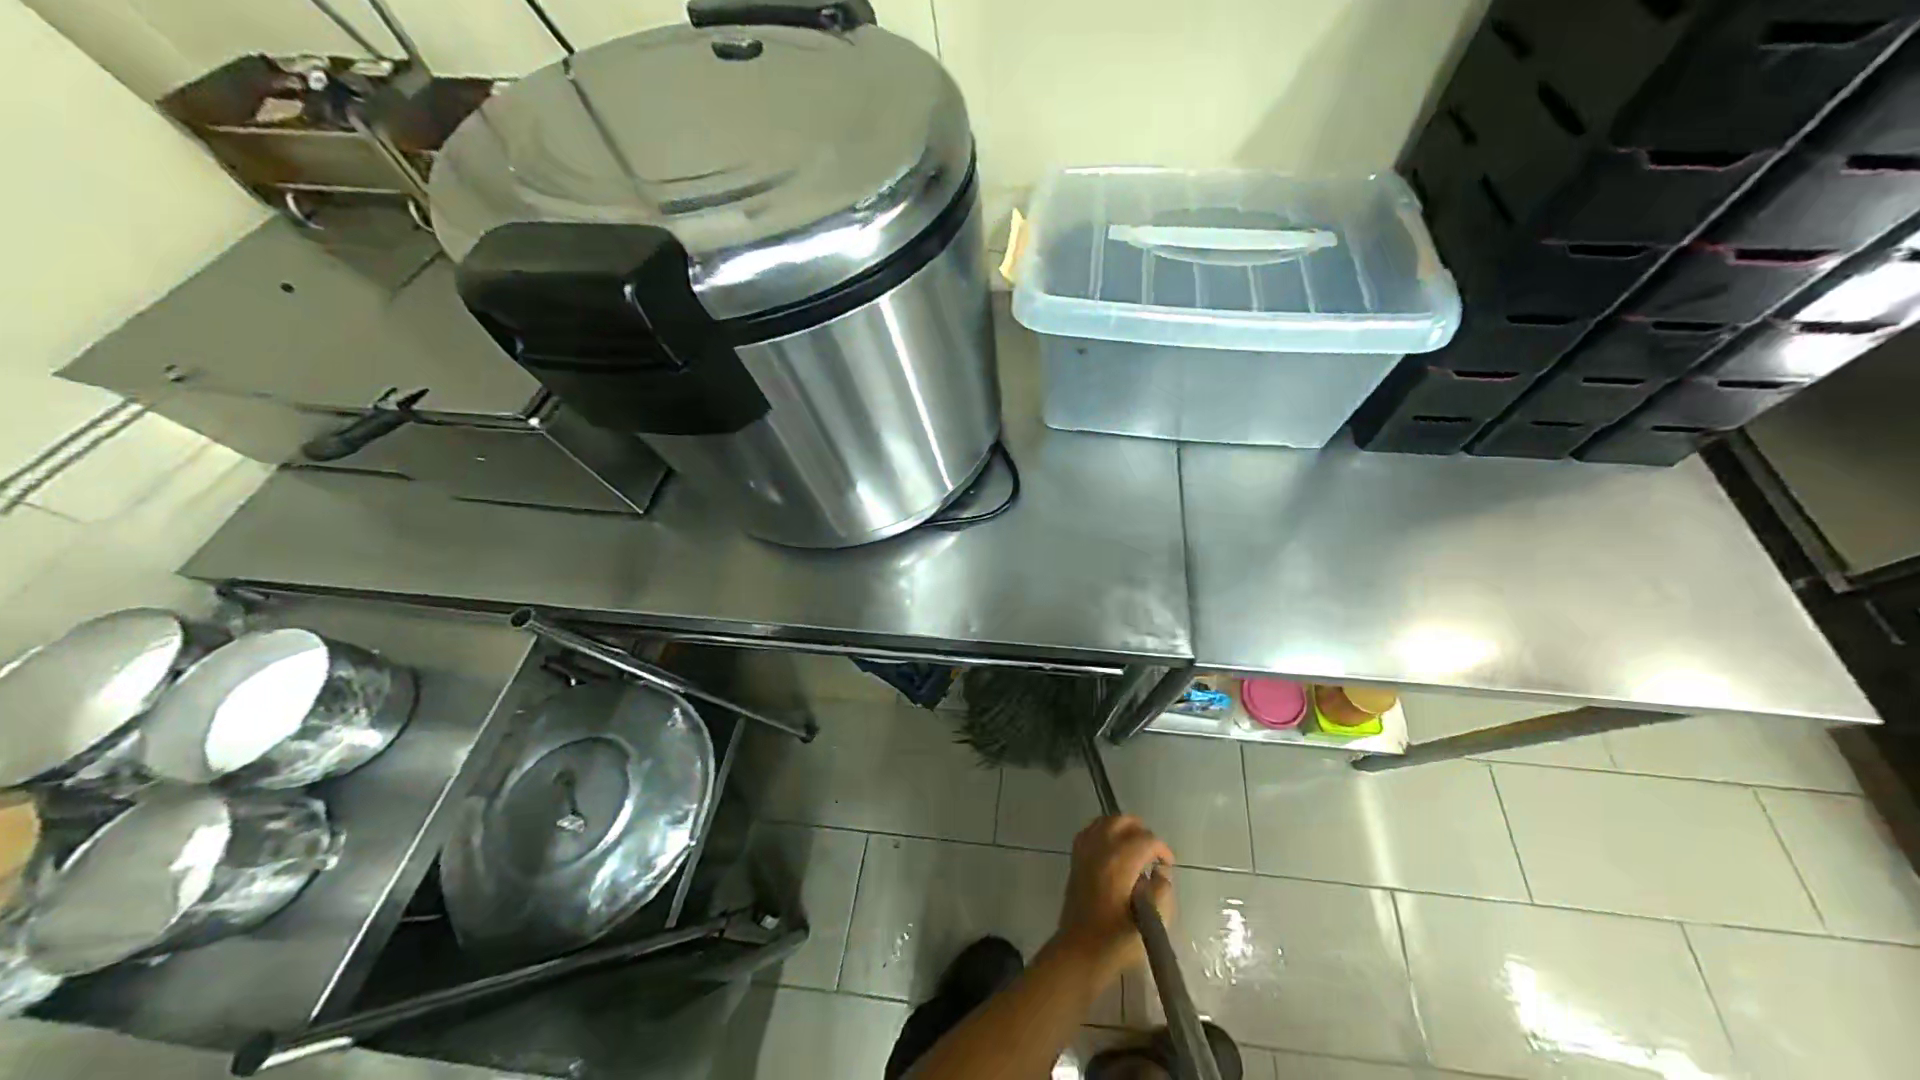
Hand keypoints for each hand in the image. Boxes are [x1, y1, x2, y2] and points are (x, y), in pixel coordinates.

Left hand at [1055, 815, 1174, 986]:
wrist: (1080, 951)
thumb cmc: (1118, 939)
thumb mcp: (1153, 921)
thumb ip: (1162, 890)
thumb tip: (1160, 872)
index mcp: (1119, 862)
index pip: (1146, 839)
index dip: (1162, 849)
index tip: (1168, 865)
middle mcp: (1100, 849)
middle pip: (1123, 821)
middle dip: (1143, 832)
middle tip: (1154, 853)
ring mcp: (1084, 852)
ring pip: (1105, 822)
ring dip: (1123, 828)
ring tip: (1136, 848)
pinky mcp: (1075, 860)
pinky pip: (1090, 831)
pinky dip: (1104, 832)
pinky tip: (1113, 847)